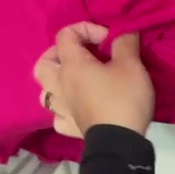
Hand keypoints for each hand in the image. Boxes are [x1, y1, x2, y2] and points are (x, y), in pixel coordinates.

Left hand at [33, 23, 154, 137]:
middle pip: (42, 64)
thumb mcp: (131, 64)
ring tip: (74, 82)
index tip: (107, 40)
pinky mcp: (69, 128)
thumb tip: (122, 32)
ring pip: (45, 92)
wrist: (120, 143)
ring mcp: (61, 109)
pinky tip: (76, 108)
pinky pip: (57, 116)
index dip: (85, 29)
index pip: (64, 35)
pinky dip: (63, 110)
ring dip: (56, 84)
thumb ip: (124, 42)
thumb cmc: (123, 98)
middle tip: (78, 57)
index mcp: (72, 65)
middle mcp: (59, 85)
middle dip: (57, 55)